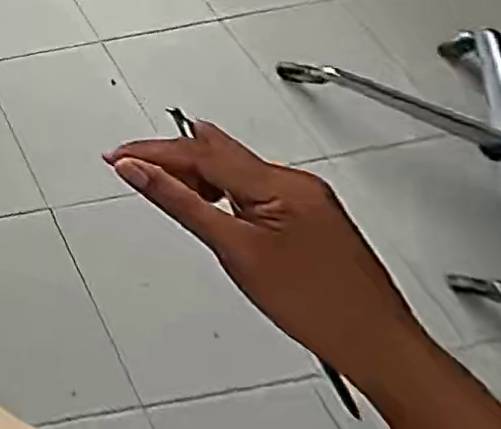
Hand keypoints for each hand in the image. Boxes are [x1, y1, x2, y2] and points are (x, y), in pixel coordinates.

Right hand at [105, 122, 430, 387]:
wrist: (381, 350)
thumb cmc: (322, 309)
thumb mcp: (233, 251)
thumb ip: (178, 201)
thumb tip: (137, 169)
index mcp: (279, 184)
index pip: (198, 151)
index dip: (152, 151)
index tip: (119, 155)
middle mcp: (296, 181)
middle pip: (215, 151)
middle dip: (171, 157)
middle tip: (134, 167)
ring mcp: (307, 195)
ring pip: (233, 166)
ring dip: (197, 174)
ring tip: (171, 194)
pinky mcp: (310, 210)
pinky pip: (252, 183)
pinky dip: (223, 189)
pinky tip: (213, 208)